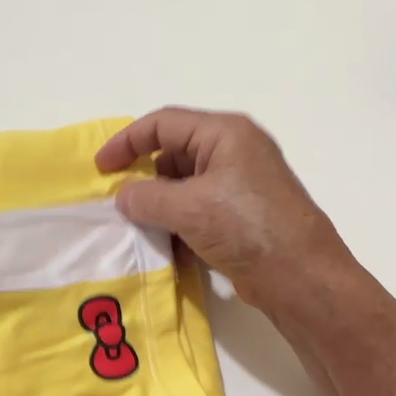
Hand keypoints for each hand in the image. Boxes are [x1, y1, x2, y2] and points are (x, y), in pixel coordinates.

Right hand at [96, 108, 352, 309]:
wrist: (295, 272)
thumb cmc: (246, 227)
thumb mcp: (189, 208)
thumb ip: (147, 198)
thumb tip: (122, 196)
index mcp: (223, 134)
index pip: (163, 124)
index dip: (127, 142)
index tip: (100, 169)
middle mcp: (231, 152)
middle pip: (172, 155)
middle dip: (142, 179)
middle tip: (117, 205)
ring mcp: (235, 186)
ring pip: (182, 188)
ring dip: (157, 208)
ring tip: (137, 230)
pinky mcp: (237, 217)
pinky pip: (194, 213)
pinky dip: (175, 227)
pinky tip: (165, 249)